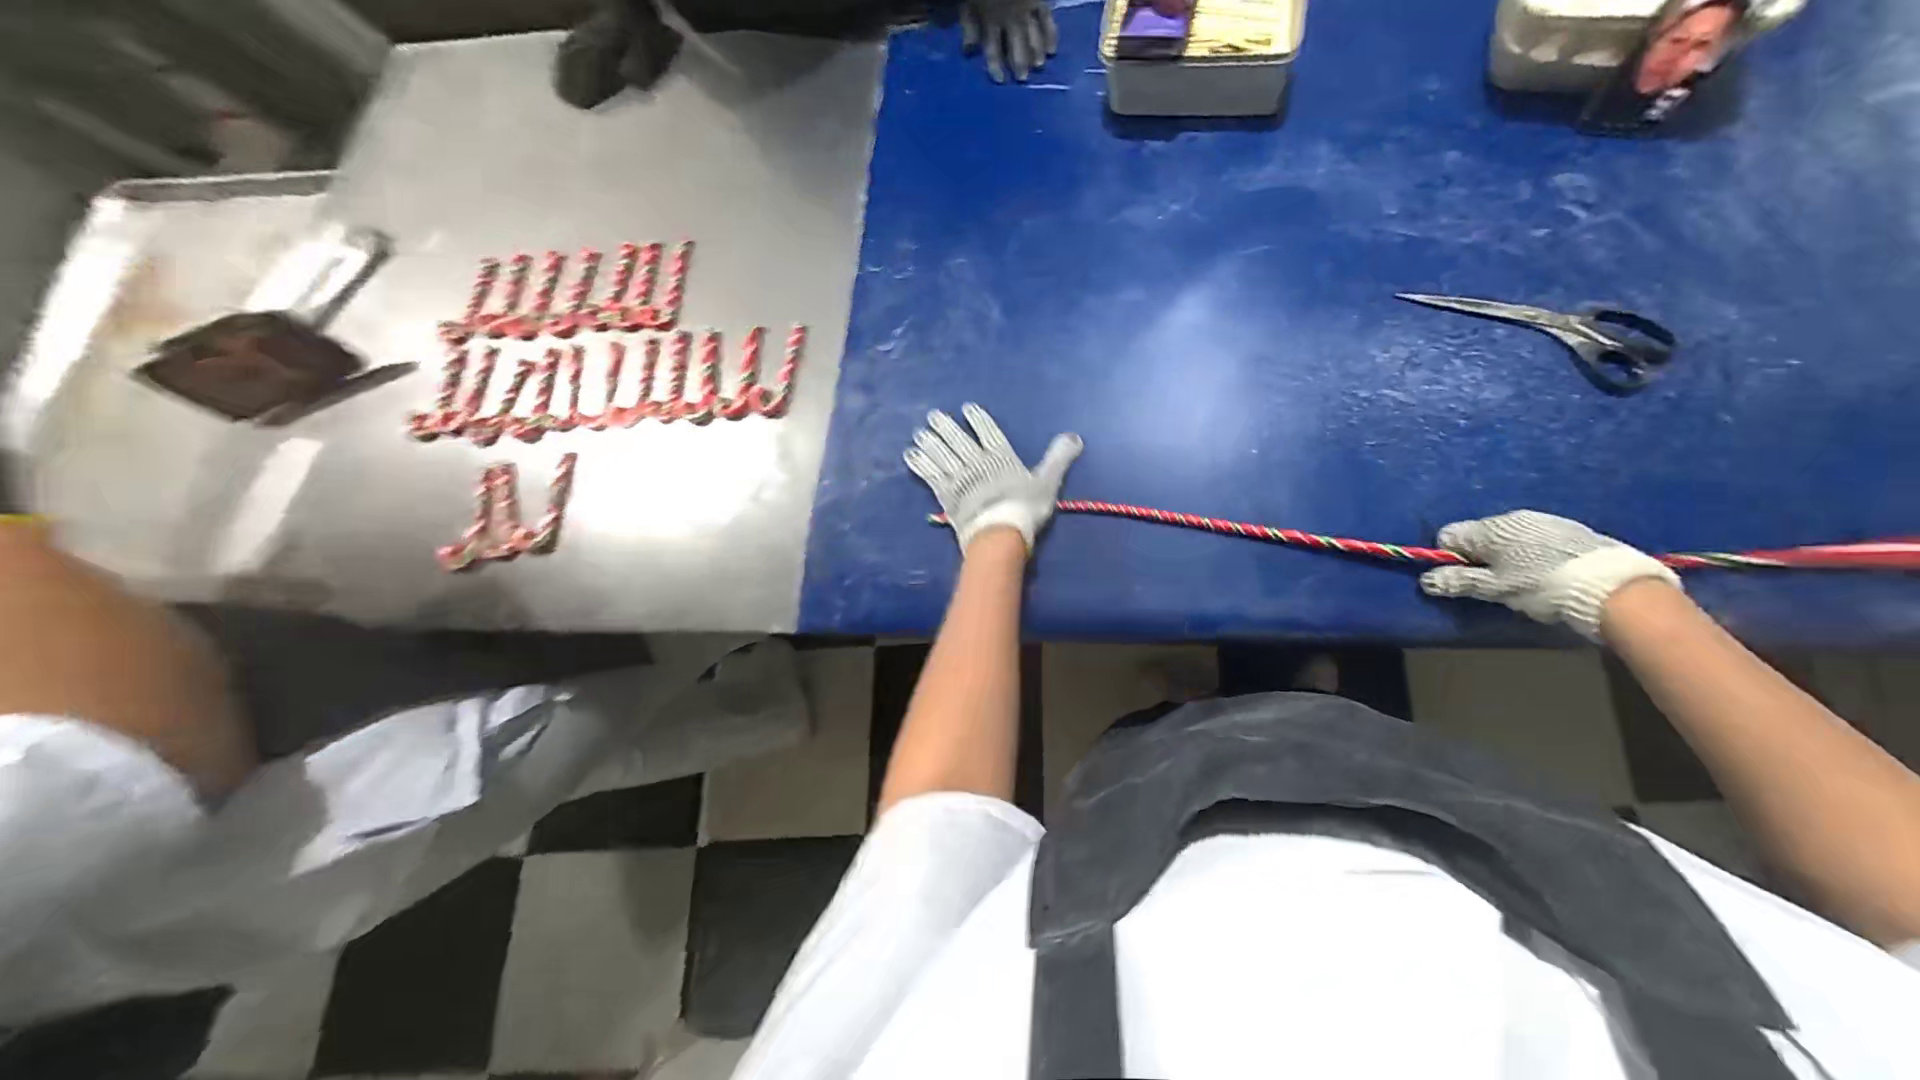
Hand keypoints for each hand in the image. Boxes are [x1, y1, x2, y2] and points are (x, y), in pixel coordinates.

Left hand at [905, 404, 1081, 550]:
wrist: (999, 532)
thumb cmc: (1026, 508)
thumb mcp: (1048, 482)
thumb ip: (1058, 458)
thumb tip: (1075, 436)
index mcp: (1001, 457)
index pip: (988, 432)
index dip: (978, 419)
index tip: (967, 408)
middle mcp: (977, 462)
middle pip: (959, 440)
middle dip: (946, 427)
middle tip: (933, 415)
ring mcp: (959, 478)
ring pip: (942, 454)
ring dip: (931, 442)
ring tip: (920, 432)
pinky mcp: (946, 494)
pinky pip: (930, 474)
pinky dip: (920, 464)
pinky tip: (911, 454)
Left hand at [962, 0, 1058, 82]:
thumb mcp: (969, 2)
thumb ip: (969, 26)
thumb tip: (969, 53)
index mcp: (991, 19)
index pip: (993, 49)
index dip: (995, 66)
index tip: (999, 80)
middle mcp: (1011, 19)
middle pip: (1016, 46)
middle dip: (1019, 63)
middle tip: (1023, 79)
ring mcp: (1027, 10)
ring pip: (1033, 35)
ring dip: (1035, 52)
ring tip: (1038, 67)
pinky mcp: (1039, 0)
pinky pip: (1047, 20)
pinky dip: (1050, 35)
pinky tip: (1052, 50)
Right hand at [1418, 509, 1680, 641]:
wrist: (1614, 587)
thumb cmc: (1542, 586)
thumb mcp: (1495, 589)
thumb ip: (1458, 582)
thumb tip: (1426, 580)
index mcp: (1490, 529)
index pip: (1449, 536)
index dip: (1451, 558)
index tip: (1467, 578)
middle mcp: (1513, 517)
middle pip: (1479, 535)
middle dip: (1480, 557)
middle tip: (1497, 583)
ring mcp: (1544, 521)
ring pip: (1508, 537)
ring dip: (1507, 555)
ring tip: (1526, 580)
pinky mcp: (1569, 529)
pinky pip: (1534, 538)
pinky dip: (1532, 553)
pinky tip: (1549, 572)